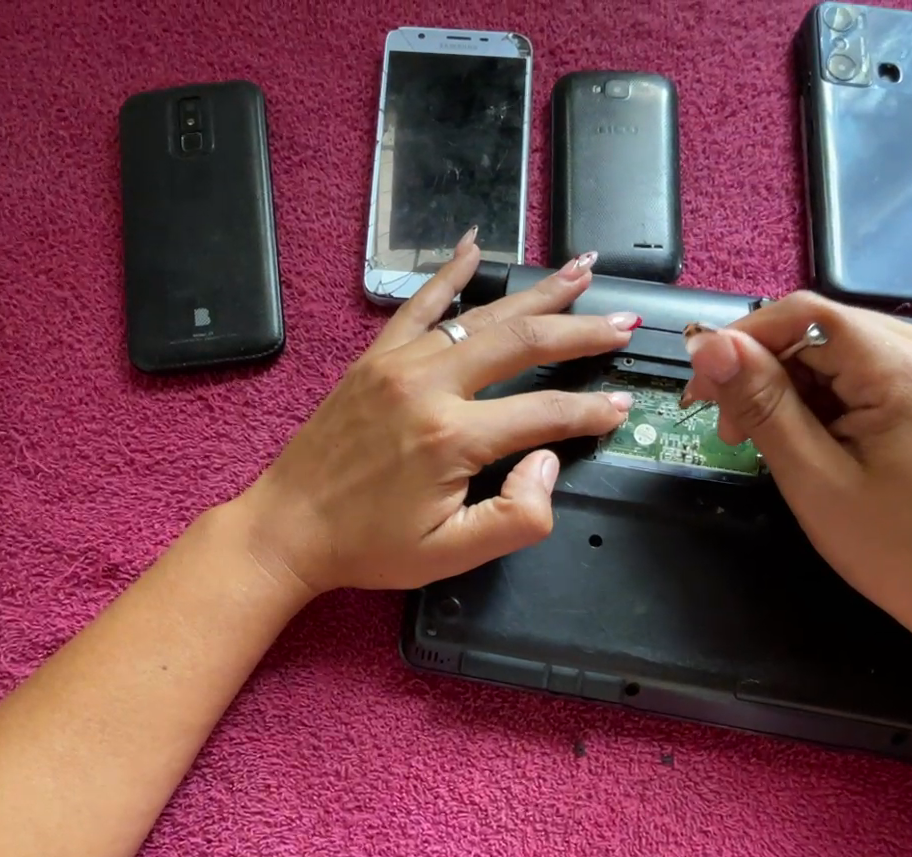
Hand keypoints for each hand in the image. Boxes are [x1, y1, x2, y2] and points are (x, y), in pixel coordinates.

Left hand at [236, 233, 639, 592]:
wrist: (288, 528)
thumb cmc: (368, 547)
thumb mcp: (450, 555)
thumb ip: (516, 518)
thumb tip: (549, 463)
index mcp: (453, 438)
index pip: (546, 413)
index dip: (591, 412)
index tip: (622, 407)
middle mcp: (429, 386)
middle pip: (523, 342)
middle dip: (581, 330)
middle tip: (623, 322)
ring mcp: (398, 364)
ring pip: (482, 314)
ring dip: (536, 293)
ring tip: (580, 271)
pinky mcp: (374, 359)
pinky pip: (419, 305)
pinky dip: (449, 273)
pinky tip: (474, 245)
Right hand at [680, 292, 911, 646]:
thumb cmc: (890, 548)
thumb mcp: (811, 476)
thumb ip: (761, 402)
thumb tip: (708, 345)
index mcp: (910, 369)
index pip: (805, 315)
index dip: (740, 341)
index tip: (701, 390)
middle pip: (821, 330)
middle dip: (762, 371)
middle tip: (730, 430)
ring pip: (838, 349)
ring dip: (788, 386)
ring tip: (766, 440)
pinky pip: (864, 368)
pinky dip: (823, 395)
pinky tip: (809, 434)